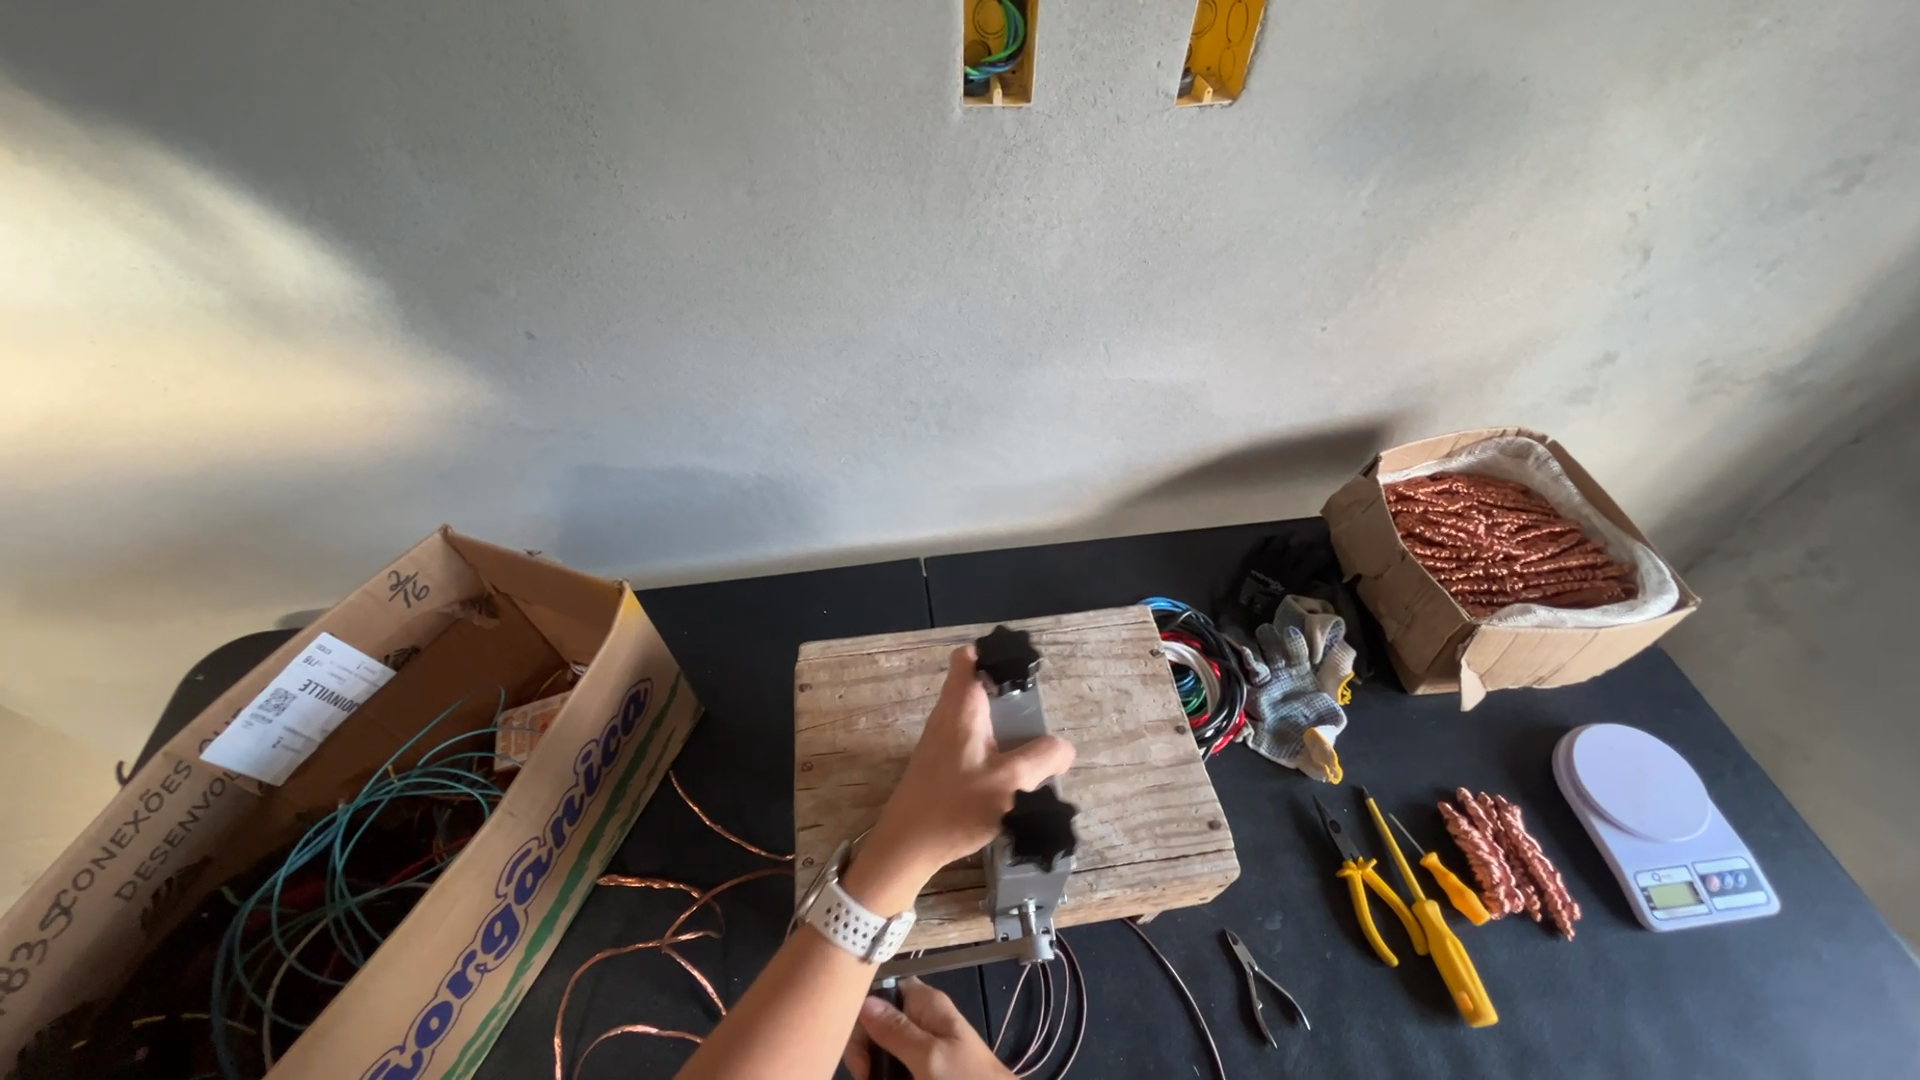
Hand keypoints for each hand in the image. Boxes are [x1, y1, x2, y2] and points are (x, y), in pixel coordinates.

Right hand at [842, 979, 1012, 1079]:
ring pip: (881, 1046)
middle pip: (877, 1020)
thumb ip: (896, 1030)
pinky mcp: (920, 1067)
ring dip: (871, 1065)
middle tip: (864, 1076)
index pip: (884, 988)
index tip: (857, 1043)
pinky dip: (883, 1074)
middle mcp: (920, 1018)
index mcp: (925, 1003)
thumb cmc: (965, 1078)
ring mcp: (920, 1044)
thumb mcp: (929, 1056)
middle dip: (864, 1047)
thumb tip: (863, 1000)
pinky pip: (892, 1064)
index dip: (864, 1009)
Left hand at [845, 646, 1075, 913]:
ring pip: (978, 717)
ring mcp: (941, 739)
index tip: (1021, 672)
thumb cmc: (954, 806)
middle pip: (979, 687)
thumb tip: (1063, 748)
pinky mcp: (940, 762)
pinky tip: (1010, 776)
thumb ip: (1041, 759)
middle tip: (1037, 719)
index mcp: (962, 706)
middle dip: (1010, 698)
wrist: (907, 845)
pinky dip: (993, 749)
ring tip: (1032, 751)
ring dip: (1004, 728)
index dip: (994, 655)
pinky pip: (973, 741)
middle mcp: (948, 715)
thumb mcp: (1009, 783)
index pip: (968, 656)